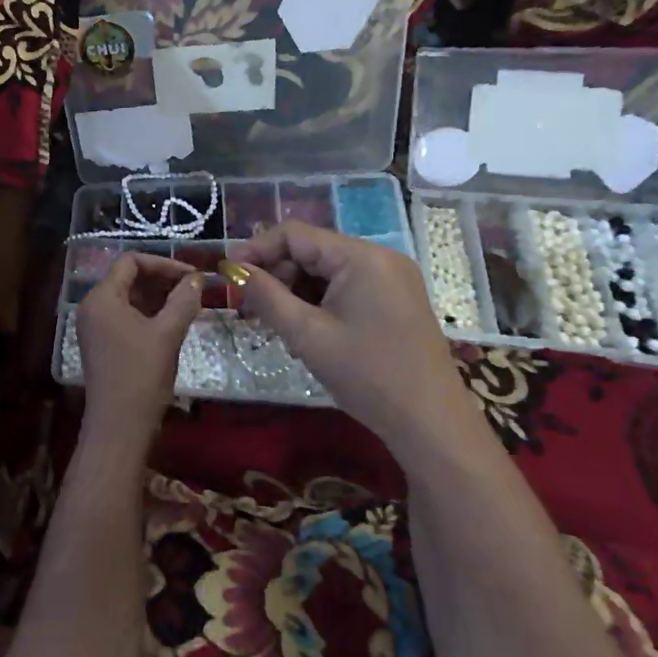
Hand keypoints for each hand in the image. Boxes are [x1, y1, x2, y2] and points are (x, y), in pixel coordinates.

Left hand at [77, 253, 203, 431]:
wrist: (118, 424)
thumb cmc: (141, 375)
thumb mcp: (167, 334)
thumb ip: (183, 301)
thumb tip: (197, 279)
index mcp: (102, 297)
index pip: (130, 261)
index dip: (163, 263)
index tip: (193, 276)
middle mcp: (92, 306)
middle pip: (128, 278)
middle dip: (162, 279)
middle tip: (195, 290)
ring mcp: (94, 325)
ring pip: (128, 298)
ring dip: (157, 297)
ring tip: (190, 305)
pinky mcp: (101, 342)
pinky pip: (125, 316)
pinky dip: (148, 314)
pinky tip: (173, 322)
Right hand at [227, 221, 470, 440]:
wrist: (428, 421)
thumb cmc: (365, 374)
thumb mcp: (305, 334)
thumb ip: (265, 295)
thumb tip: (233, 269)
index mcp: (361, 258)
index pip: (295, 234)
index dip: (256, 249)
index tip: (228, 274)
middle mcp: (379, 258)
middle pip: (310, 250)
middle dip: (274, 273)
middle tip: (248, 307)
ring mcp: (390, 279)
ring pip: (324, 270)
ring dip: (292, 290)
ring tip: (272, 322)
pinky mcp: (392, 299)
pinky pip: (342, 286)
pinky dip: (315, 301)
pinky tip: (301, 327)